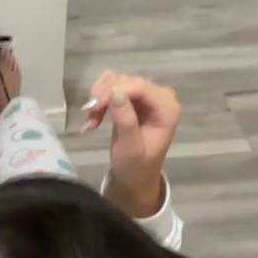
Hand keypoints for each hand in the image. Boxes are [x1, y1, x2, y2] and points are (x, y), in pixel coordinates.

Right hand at [82, 71, 181, 217]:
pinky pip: (113, 84)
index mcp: (167, 108)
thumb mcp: (130, 148)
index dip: (114, 91)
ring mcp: (147, 95)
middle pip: (127, 80)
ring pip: (118, 80)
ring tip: (91, 118)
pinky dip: (100, 96)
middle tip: (89, 115)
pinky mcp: (134, 97)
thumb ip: (125, 120)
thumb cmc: (136, 167)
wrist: (135, 177)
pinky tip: (94, 113)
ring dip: (100, 96)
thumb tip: (116, 92)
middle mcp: (160, 96)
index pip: (139, 86)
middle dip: (105, 95)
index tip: (94, 106)